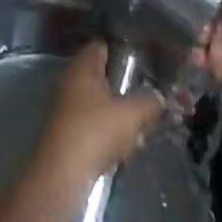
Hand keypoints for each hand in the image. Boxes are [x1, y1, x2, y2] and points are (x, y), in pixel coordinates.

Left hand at [34, 42, 164, 179]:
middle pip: (104, 79)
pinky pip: (93, 127)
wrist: (61, 174)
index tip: (144, 63)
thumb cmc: (95, 131)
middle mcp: (70, 81)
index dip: (123, 52)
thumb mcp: (132, 114)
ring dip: (120, 119)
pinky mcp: (66, 134)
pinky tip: (122, 153)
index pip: (102, 46)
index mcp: (82, 67)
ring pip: (101, 106)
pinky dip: (108, 137)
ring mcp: (65, 108)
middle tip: (146, 105)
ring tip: (138, 135)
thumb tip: (160, 98)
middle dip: (126, 93)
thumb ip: (150, 102)